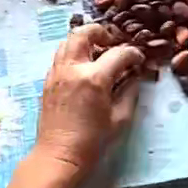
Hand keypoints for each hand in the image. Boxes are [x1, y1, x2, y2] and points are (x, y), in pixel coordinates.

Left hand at [31, 24, 144, 178]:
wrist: (59, 156)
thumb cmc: (93, 141)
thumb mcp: (120, 118)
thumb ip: (130, 91)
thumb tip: (134, 76)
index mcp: (94, 78)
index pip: (118, 53)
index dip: (133, 53)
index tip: (139, 59)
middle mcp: (73, 68)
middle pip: (84, 32)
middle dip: (102, 32)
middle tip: (113, 44)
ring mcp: (57, 72)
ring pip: (68, 40)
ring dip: (85, 40)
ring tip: (98, 52)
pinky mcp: (48, 80)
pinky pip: (61, 55)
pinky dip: (74, 53)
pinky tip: (84, 67)